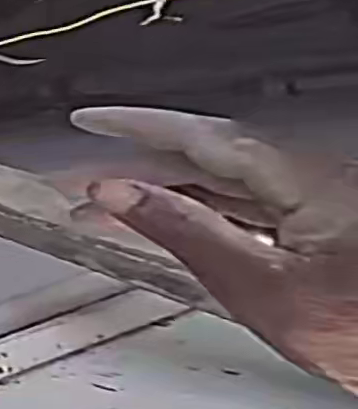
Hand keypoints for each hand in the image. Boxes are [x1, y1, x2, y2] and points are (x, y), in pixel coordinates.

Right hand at [70, 107, 357, 392]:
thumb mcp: (258, 286)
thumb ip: (182, 230)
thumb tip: (114, 191)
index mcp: (315, 187)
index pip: (204, 138)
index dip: (138, 126)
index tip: (89, 122)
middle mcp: (330, 188)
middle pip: (210, 162)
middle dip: (134, 169)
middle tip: (76, 181)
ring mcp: (336, 211)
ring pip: (228, 185)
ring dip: (160, 192)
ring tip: (106, 207)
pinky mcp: (338, 235)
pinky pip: (251, 206)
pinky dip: (198, 209)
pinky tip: (168, 222)